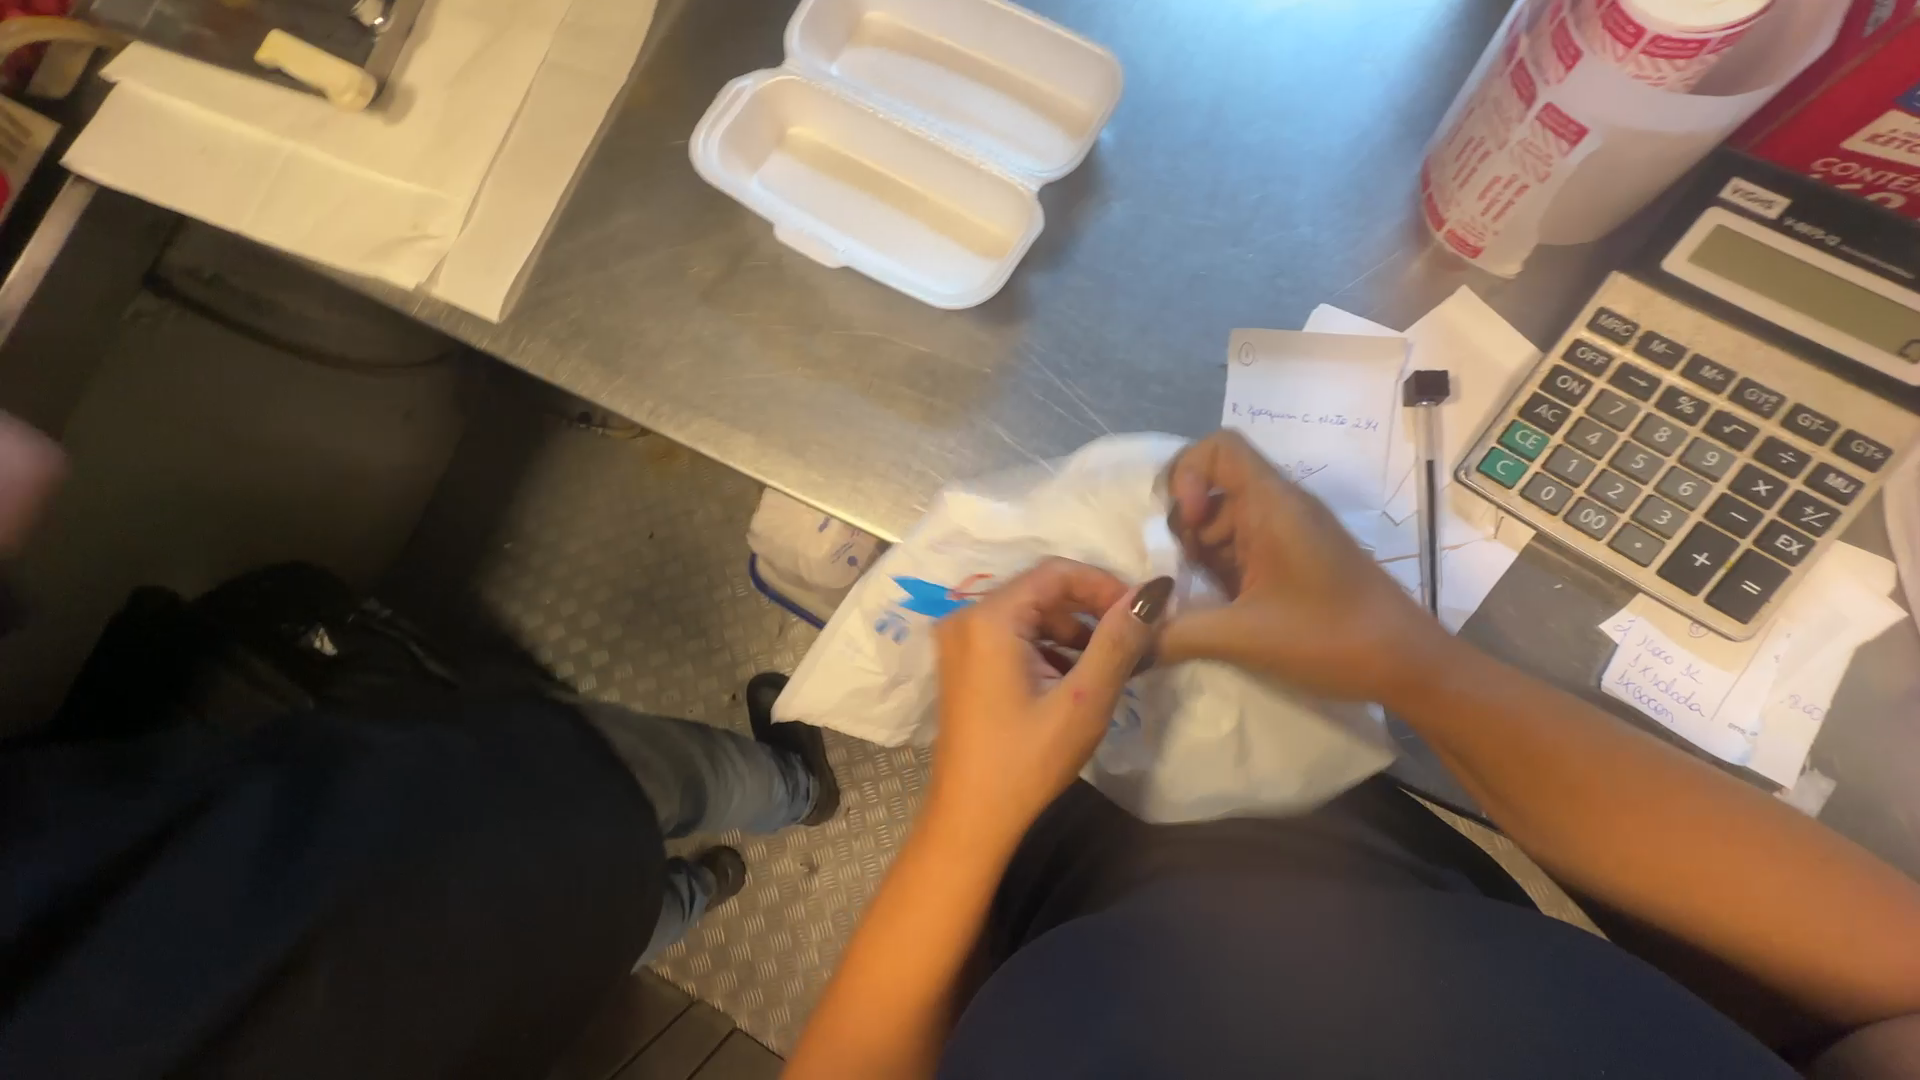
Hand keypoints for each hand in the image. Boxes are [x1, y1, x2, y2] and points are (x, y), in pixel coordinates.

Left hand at [930, 558, 1167, 844]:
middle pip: (1039, 590)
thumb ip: (1117, 640)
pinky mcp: (962, 664)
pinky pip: (1010, 636)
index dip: (1103, 585)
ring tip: (1105, 665)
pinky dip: (1045, 647)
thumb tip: (1152, 592)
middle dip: (1088, 610)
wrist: (970, 818)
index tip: (1140, 615)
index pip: (1055, 572)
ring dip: (1069, 631)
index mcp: (989, 618)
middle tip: (1128, 641)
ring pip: (1027, 613)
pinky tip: (1071, 680)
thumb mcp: (1083, 700)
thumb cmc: (1026, 762)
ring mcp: (959, 641)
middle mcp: (966, 618)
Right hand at [1158, 430, 1451, 705]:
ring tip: (1184, 601)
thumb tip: (1125, 648)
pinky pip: (1235, 552)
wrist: (1411, 668)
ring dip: (1193, 558)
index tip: (1187, 526)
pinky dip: (1212, 574)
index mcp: (1272, 504)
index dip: (1186, 474)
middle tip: (1171, 576)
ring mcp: (1283, 536)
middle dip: (1180, 530)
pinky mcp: (1286, 563)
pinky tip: (1206, 612)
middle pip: (1208, 489)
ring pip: (1218, 525)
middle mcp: (1276, 509)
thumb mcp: (1244, 637)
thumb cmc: (1332, 638)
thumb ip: (1174, 635)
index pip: (1218, 447)